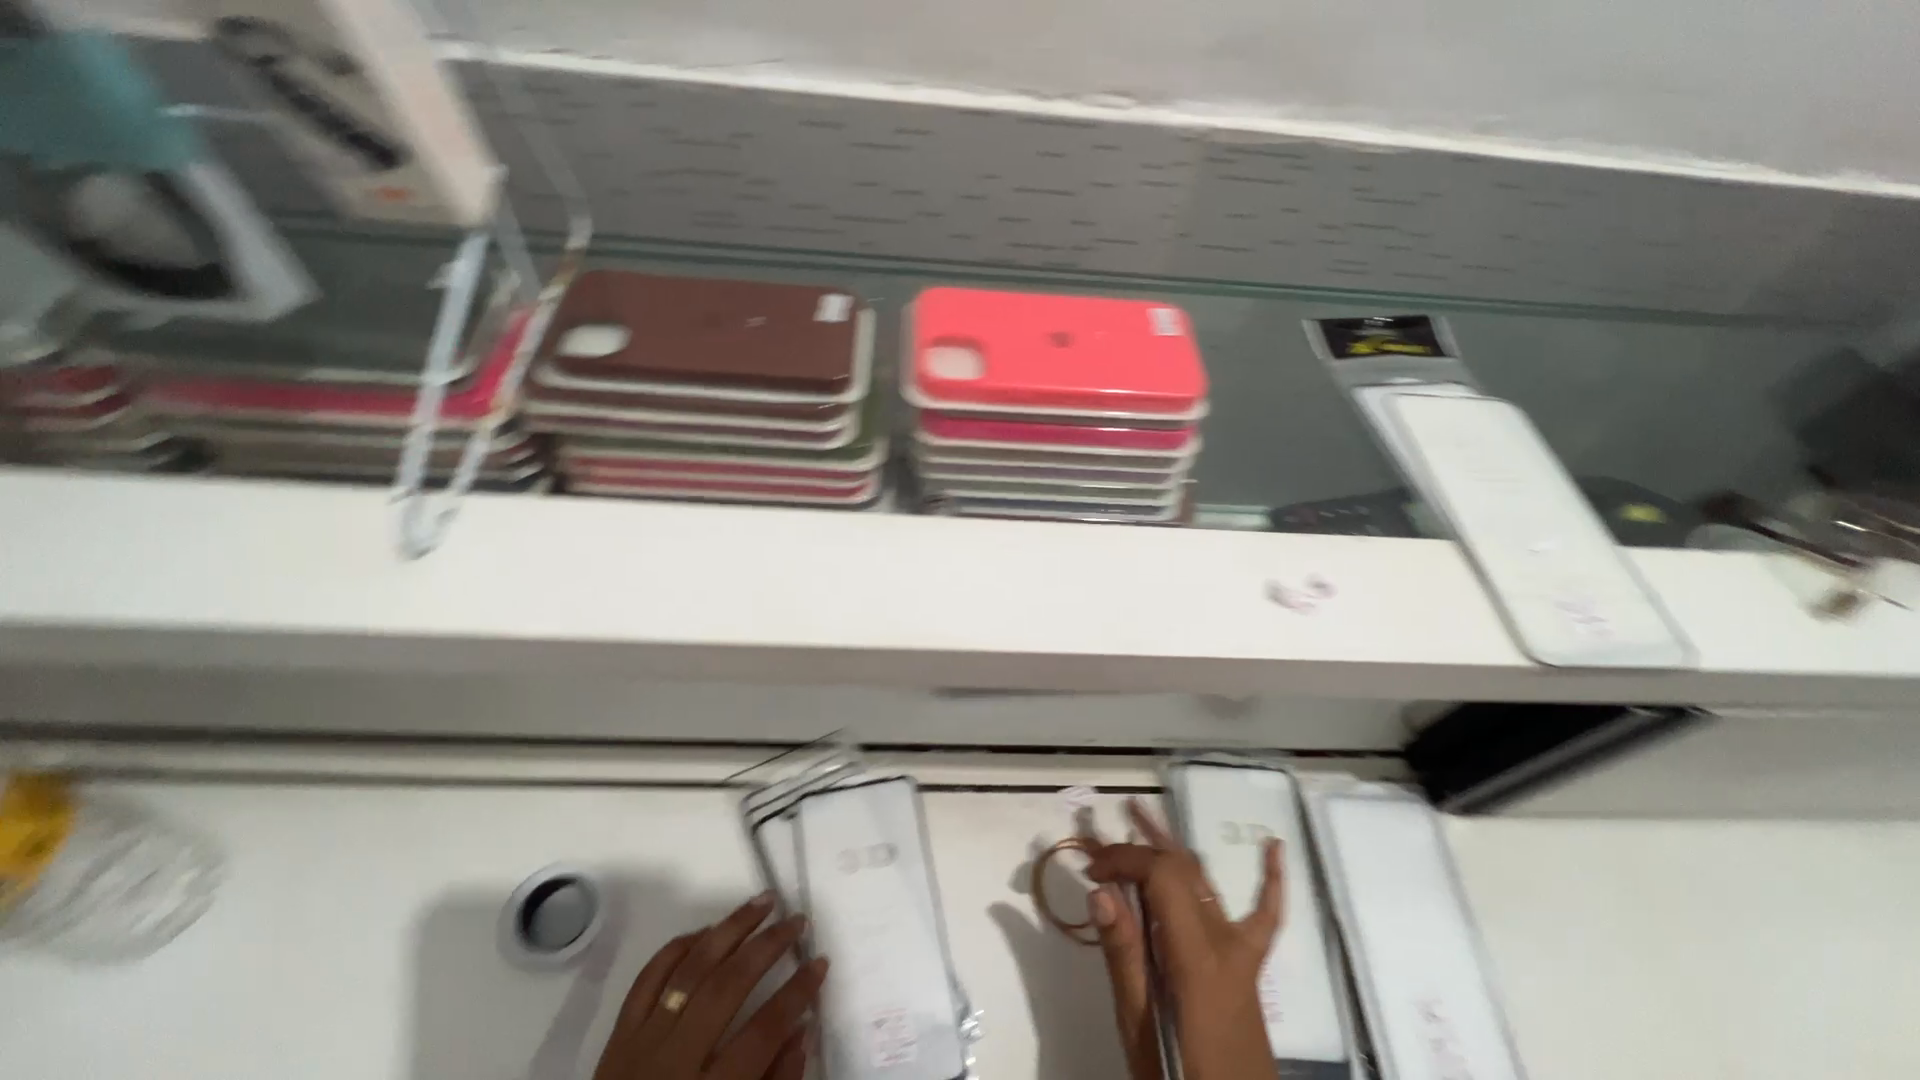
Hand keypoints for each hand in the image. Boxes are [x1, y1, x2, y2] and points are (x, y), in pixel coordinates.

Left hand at [593, 893, 828, 1079]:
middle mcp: (675, 1061)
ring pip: (689, 970)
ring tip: (762, 903)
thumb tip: (802, 1029)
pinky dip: (678, 948)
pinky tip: (707, 931)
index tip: (821, 962)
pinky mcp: (618, 1037)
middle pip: (726, 988)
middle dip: (767, 947)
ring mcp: (642, 1044)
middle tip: (798, 921)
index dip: (797, 993)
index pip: (763, 1032)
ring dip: (729, 930)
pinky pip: (648, 978)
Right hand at [1083, 798, 1283, 1079]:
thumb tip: (1101, 892)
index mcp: (1195, 956)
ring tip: (1140, 813)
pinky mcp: (1251, 965)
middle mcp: (1224, 942)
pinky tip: (1273, 847)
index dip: (1124, 860)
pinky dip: (1270, 879)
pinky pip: (1265, 914)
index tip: (1090, 871)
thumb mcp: (1139, 1025)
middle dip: (1137, 847)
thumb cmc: (1179, 1074)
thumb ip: (1125, 958)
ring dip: (1171, 845)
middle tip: (1095, 841)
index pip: (1161, 876)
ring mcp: (1242, 950)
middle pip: (1180, 871)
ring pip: (1206, 880)